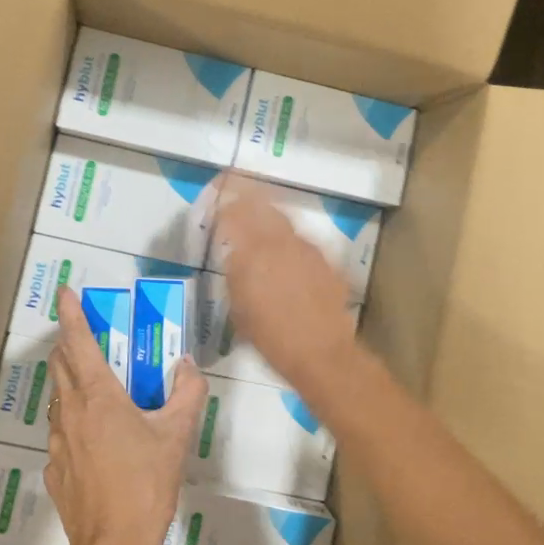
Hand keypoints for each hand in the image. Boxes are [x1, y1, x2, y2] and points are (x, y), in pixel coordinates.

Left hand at [44, 286, 208, 544]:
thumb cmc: (147, 483)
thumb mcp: (177, 435)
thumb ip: (186, 393)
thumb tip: (187, 365)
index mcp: (98, 396)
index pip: (78, 342)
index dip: (71, 314)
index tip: (65, 292)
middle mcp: (70, 411)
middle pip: (60, 365)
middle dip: (69, 344)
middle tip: (88, 336)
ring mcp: (57, 442)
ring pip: (59, 398)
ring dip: (71, 382)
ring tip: (97, 388)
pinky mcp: (54, 469)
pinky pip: (62, 432)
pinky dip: (74, 421)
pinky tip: (96, 441)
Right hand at [213, 175, 359, 387]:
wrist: (323, 354)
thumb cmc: (273, 339)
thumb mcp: (240, 310)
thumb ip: (236, 275)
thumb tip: (236, 256)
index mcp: (254, 253)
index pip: (235, 213)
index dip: (225, 202)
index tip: (216, 197)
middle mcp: (282, 243)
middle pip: (263, 206)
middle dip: (248, 195)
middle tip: (237, 189)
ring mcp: (308, 250)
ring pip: (285, 221)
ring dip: (269, 215)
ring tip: (260, 218)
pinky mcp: (327, 262)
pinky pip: (302, 242)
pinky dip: (289, 240)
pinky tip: (286, 253)